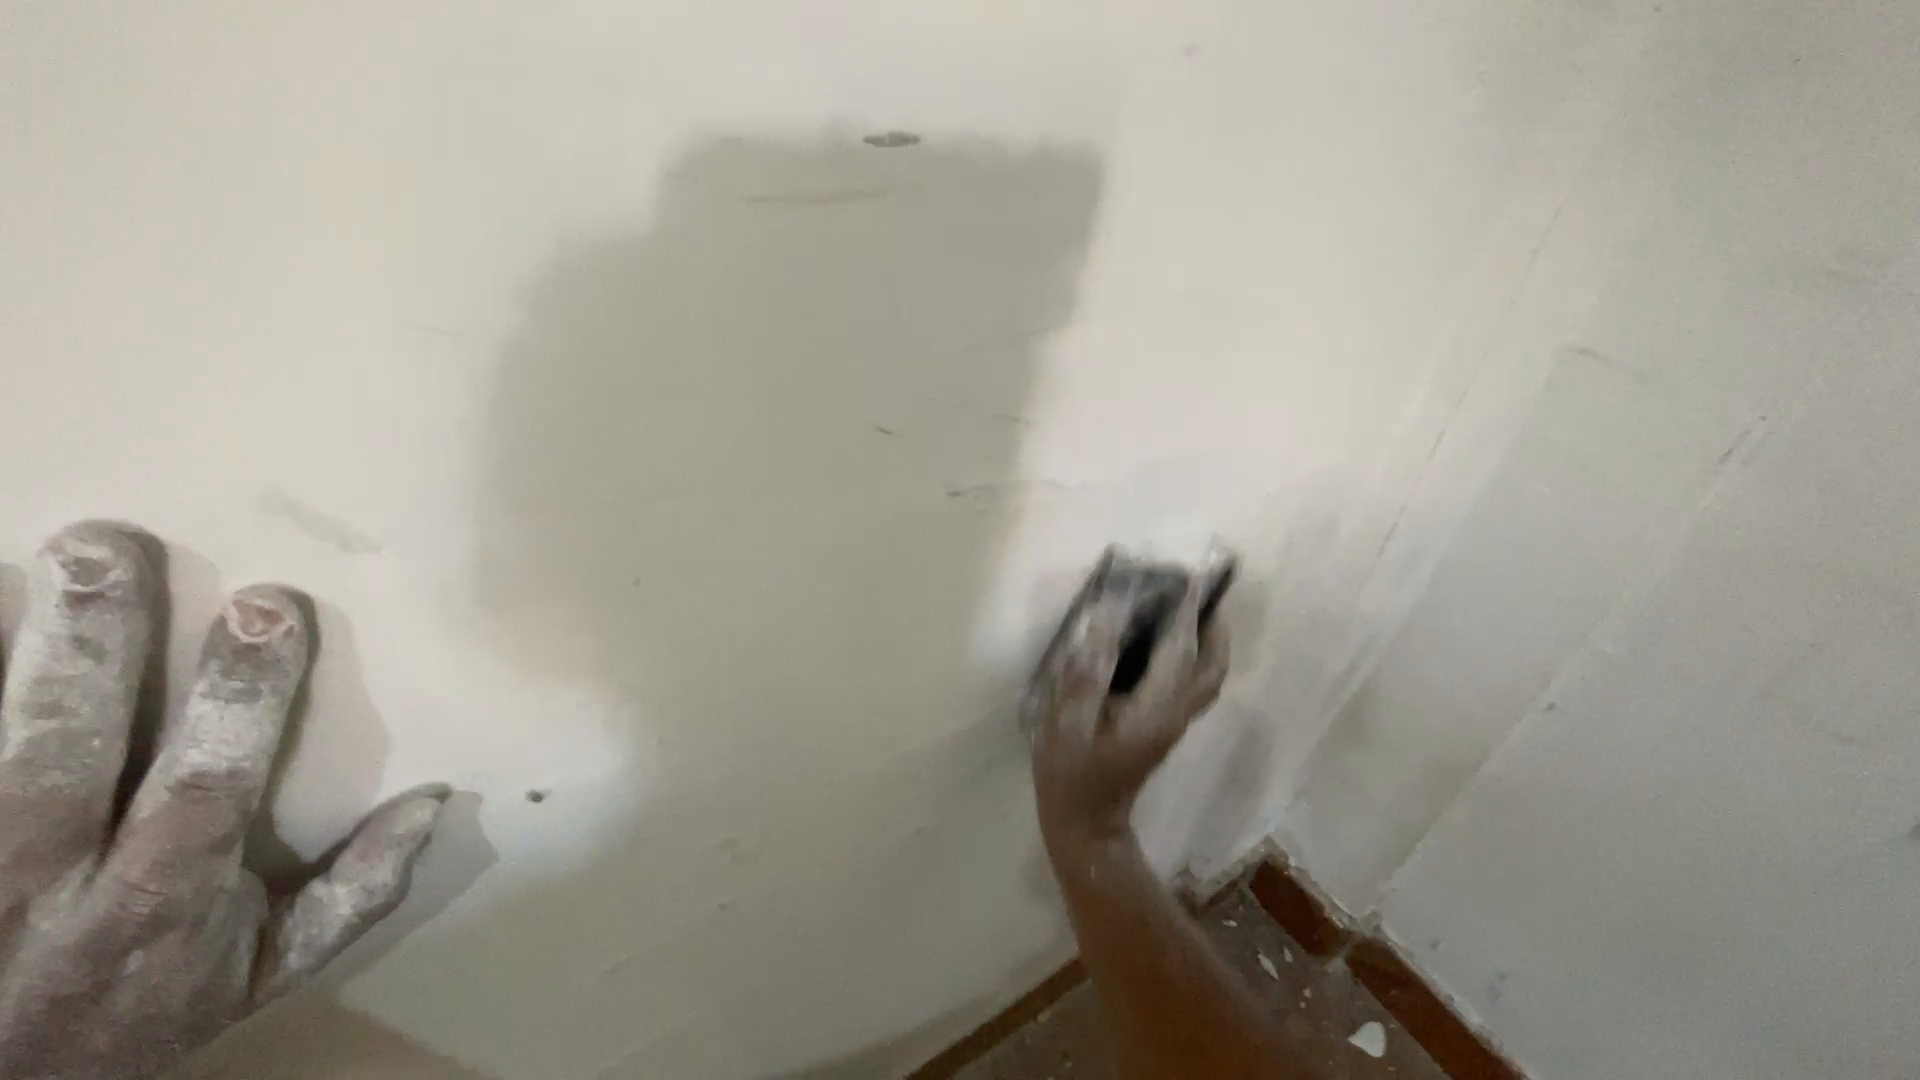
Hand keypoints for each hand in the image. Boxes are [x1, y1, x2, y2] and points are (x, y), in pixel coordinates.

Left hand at [0, 523, 447, 1079]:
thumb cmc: (138, 1018)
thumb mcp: (264, 976)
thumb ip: (353, 894)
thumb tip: (434, 801)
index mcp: (160, 897)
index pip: (208, 780)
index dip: (244, 693)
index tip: (269, 607)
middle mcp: (47, 878)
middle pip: (68, 747)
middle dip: (97, 643)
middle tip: (109, 547)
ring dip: (13, 648)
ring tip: (46, 558)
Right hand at [1025, 548, 1231, 849]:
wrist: (1085, 824)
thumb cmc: (1070, 773)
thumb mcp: (1068, 722)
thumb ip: (1088, 671)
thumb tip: (1104, 620)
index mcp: (1154, 711)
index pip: (1181, 652)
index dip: (1187, 614)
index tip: (1190, 578)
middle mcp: (1174, 715)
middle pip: (1211, 667)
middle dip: (1213, 628)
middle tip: (1200, 592)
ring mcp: (1172, 724)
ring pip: (1206, 677)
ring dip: (1207, 642)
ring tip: (1188, 610)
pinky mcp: (1164, 728)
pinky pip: (1191, 684)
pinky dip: (1192, 657)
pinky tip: (1164, 644)